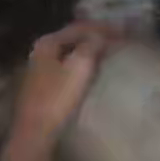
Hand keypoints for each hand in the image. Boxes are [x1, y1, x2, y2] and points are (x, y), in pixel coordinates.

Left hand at [8, 21, 112, 152]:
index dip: (103, 27)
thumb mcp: (79, 66)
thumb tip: (101, 35)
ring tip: (109, 51)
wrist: (35, 133)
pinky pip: (68, 65)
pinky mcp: (44, 86)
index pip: (79, 27)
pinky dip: (84, 62)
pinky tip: (93, 69)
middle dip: (96, 36)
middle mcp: (41, 51)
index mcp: (48, 43)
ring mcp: (41, 69)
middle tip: (118, 37)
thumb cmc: (57, 98)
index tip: (124, 30)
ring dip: (90, 49)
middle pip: (73, 38)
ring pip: (70, 52)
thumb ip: (91, 45)